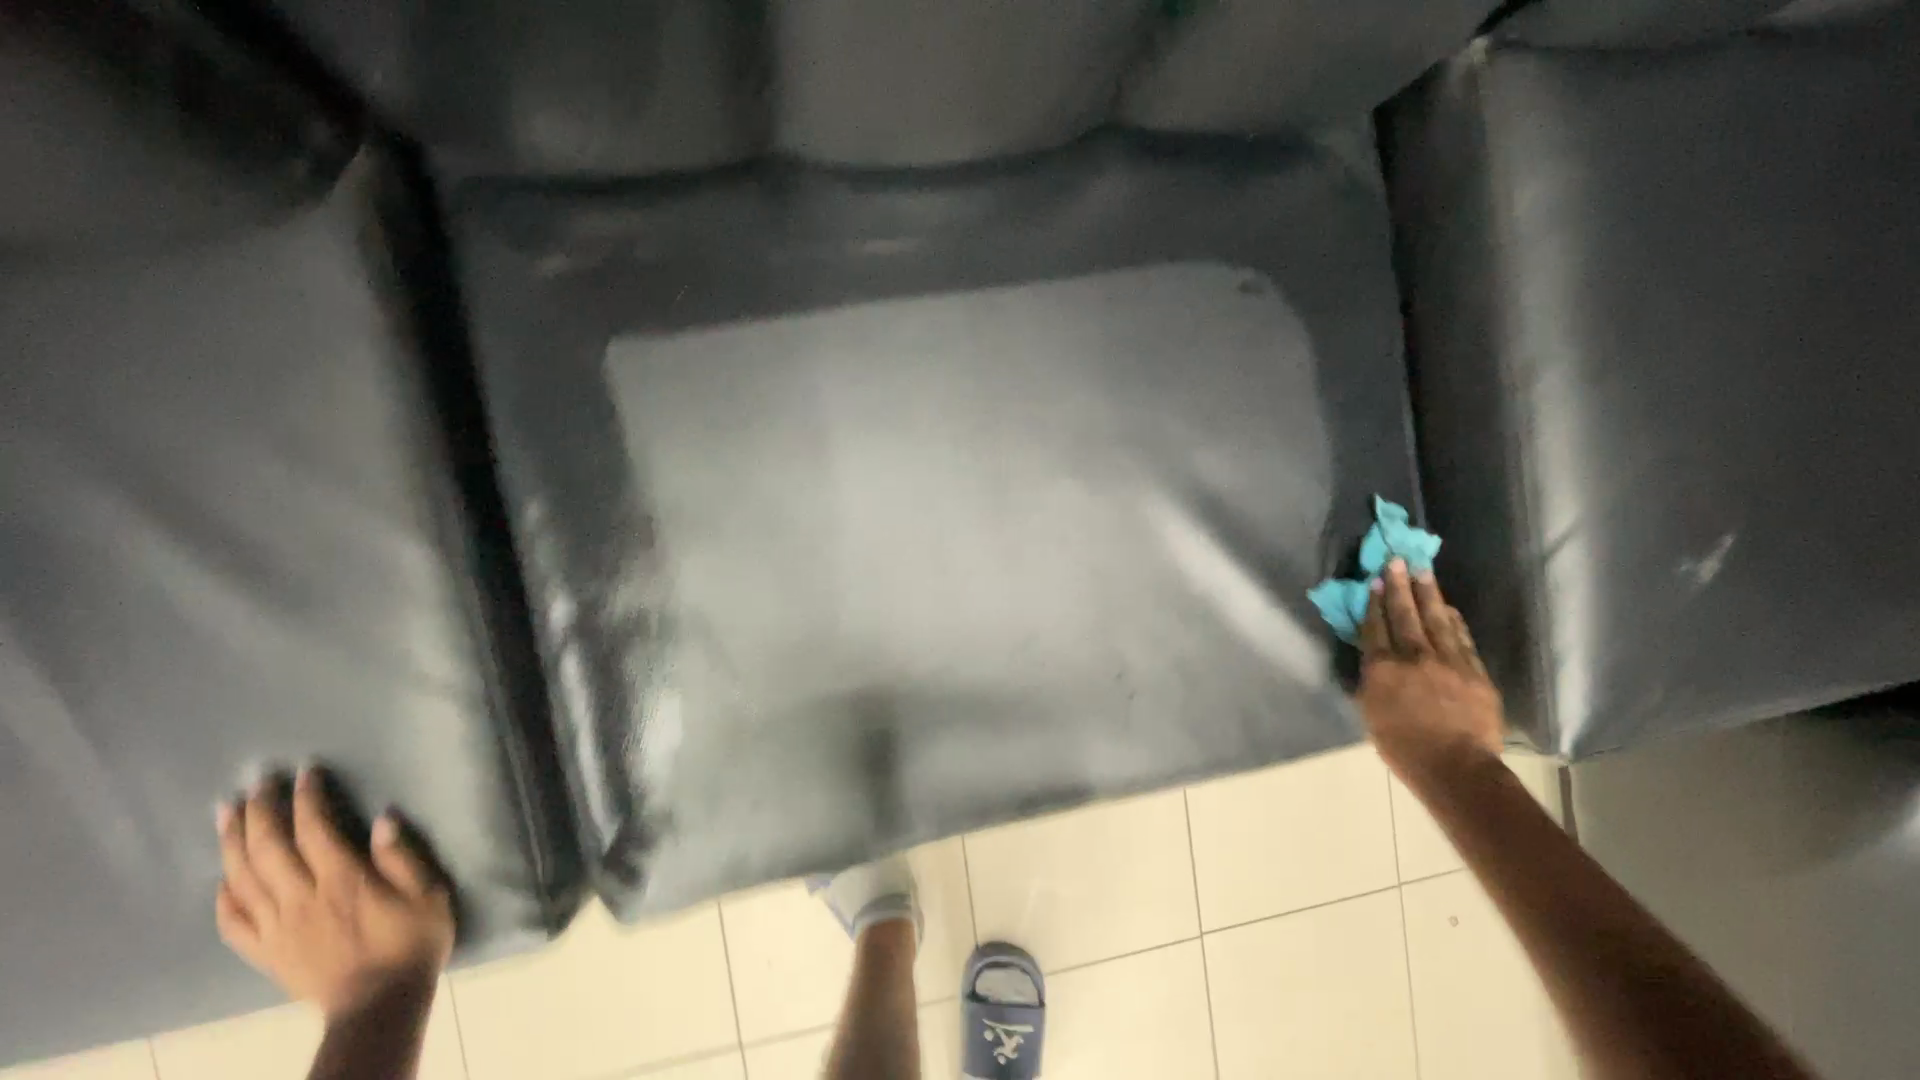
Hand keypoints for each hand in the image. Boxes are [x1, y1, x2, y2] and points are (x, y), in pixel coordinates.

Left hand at [215, 768, 454, 1018]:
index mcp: (343, 880)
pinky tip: (223, 879)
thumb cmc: (411, 944)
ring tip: (227, 813)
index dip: (307, 798)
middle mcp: (302, 897)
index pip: (315, 829)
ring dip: (232, 842)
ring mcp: (277, 926)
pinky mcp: (266, 951)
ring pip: (243, 877)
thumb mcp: (428, 894)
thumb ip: (403, 857)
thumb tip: (383, 818)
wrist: (379, 1005)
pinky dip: (223, 896)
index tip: (305, 773)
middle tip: (258, 784)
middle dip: (261, 811)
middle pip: (269, 848)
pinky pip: (233, 921)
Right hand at [1357, 560, 1505, 787]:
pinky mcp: (1475, 672)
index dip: (1373, 604)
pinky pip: (1462, 638)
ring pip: (1436, 619)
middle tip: (1396, 561)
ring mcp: (1449, 661)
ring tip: (1422, 572)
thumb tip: (1373, 659)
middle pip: (1405, 615)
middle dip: (1399, 586)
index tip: (1373, 583)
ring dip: (1428, 593)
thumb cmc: (1403, 748)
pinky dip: (1453, 620)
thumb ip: (1372, 681)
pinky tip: (1448, 608)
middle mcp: (1414, 657)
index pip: (1375, 628)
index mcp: (1383, 669)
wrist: (1456, 767)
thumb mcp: (1371, 714)